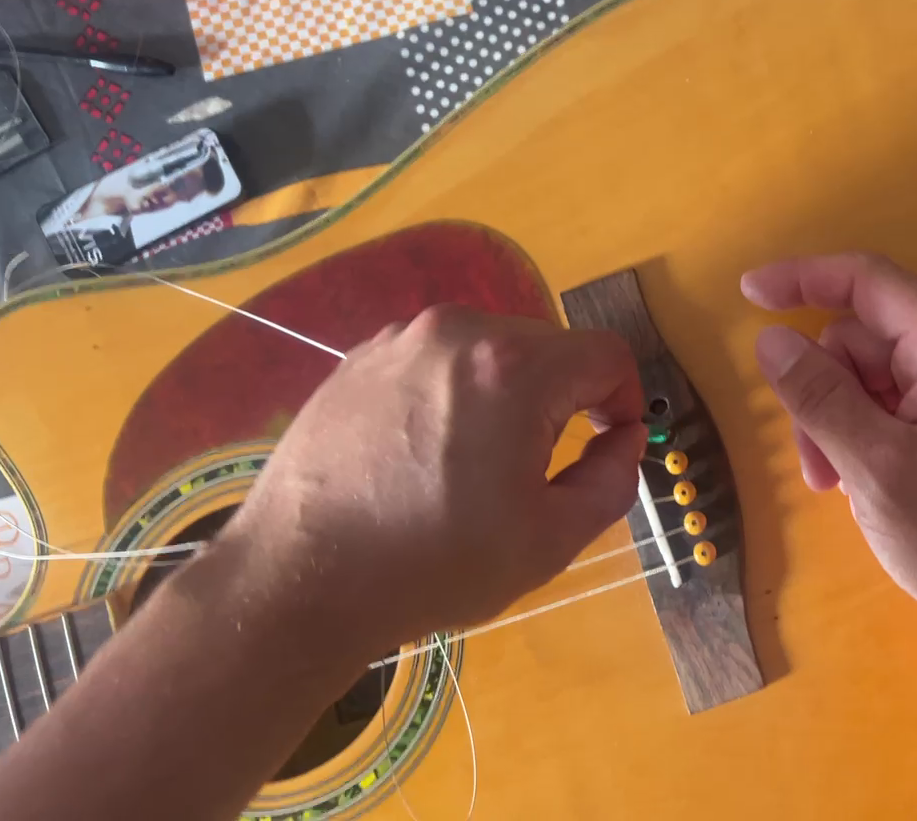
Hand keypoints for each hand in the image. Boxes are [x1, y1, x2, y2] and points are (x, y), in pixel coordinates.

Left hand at [218, 305, 645, 657]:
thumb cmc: (434, 564)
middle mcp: (462, 331)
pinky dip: (460, 387)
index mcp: (515, 368)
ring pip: (498, 347)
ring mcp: (404, 337)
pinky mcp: (362, 355)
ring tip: (477, 456)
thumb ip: (615, 478)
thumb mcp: (552, 539)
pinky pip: (443, 356)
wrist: (292, 585)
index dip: (625, 398)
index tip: (609, 442)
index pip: (608, 355)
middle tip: (537, 463)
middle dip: (567, 397)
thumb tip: (625, 437)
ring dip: (513, 390)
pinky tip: (429, 445)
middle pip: (554, 347)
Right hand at [741, 254, 916, 645]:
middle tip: (816, 464)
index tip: (748, 293)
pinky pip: (904, 400)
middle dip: (826, 389)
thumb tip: (770, 339)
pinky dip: (872, 432)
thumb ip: (818, 396)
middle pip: (868, 337)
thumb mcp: (876, 468)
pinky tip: (867, 483)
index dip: (803, 278)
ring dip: (844, 420)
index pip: (869, 280)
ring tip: (841, 485)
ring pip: (879, 373)